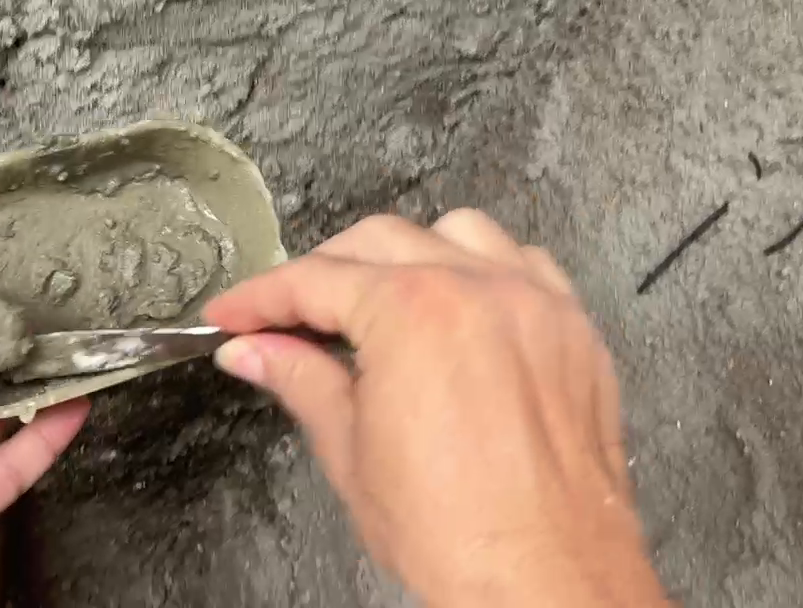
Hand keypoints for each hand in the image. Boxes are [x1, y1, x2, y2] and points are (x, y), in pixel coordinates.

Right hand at [203, 211, 667, 607]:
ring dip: (402, 253)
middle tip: (286, 314)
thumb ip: (294, 375)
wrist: (552, 594)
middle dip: (320, 272)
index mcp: (410, 310)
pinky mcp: (572, 328)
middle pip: (372, 241)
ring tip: (373, 297)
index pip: (311, 281)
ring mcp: (530, 302)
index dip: (258, 297)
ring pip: (450, 231)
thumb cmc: (451, 533)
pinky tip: (457, 303)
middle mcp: (474, 287)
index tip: (230, 313)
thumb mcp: (347, 447)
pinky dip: (479, 267)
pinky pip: (519, 261)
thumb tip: (246, 349)